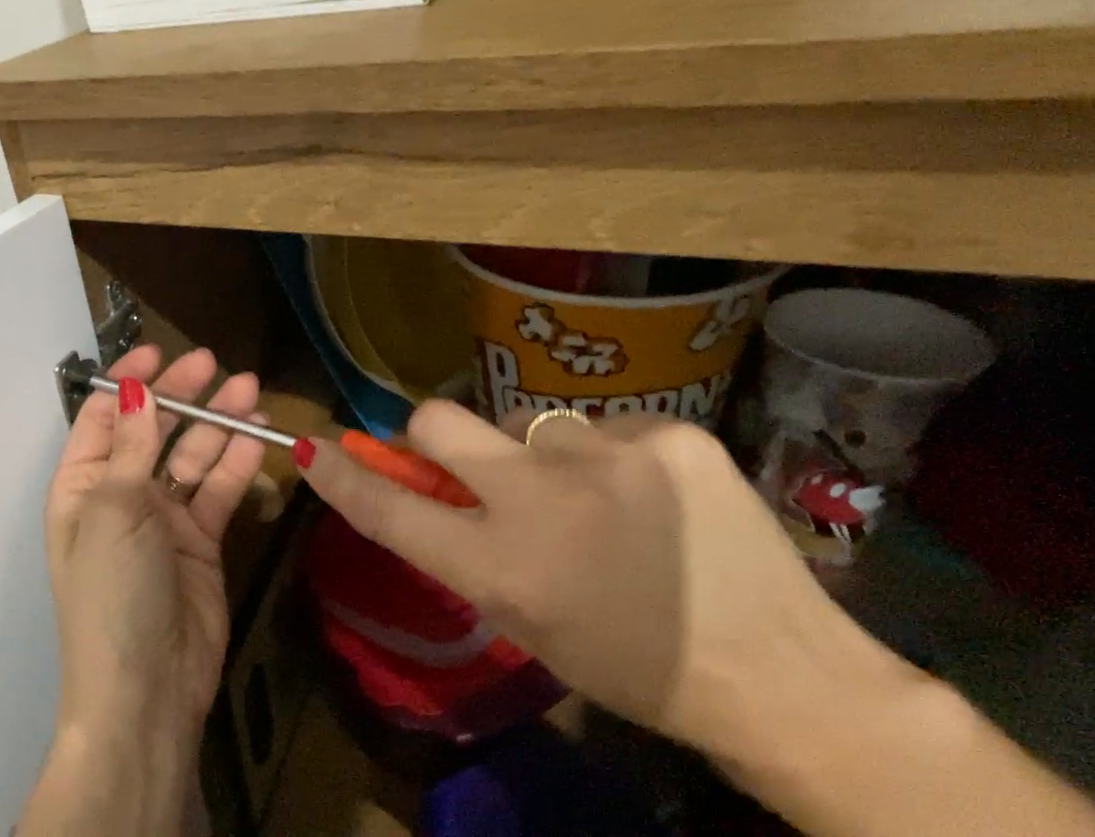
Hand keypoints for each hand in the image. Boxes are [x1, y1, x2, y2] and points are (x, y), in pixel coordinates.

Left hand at [22, 345, 263, 834]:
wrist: (147, 691)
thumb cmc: (112, 594)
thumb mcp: (113, 512)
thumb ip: (130, 448)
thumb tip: (133, 391)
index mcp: (81, 486)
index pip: (103, 418)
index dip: (128, 382)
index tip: (160, 352)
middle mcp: (120, 496)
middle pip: (154, 431)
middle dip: (183, 397)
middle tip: (217, 365)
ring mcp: (162, 520)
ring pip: (193, 458)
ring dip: (219, 426)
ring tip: (251, 392)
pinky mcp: (201, 543)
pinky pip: (218, 493)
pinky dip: (237, 467)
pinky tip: (259, 440)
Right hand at [297, 400, 882, 758]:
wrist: (781, 675)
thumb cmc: (633, 667)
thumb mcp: (526, 623)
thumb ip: (467, 550)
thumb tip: (425, 487)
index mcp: (502, 568)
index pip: (391, 508)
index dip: (343, 476)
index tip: (312, 449)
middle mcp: (543, 499)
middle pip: (439, 419)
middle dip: (434, 436)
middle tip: (466, 463)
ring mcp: (610, 454)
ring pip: (528, 426)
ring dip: (539, 458)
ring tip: (597, 503)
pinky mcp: (671, 432)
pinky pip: (601, 427)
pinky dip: (606, 459)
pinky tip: (651, 499)